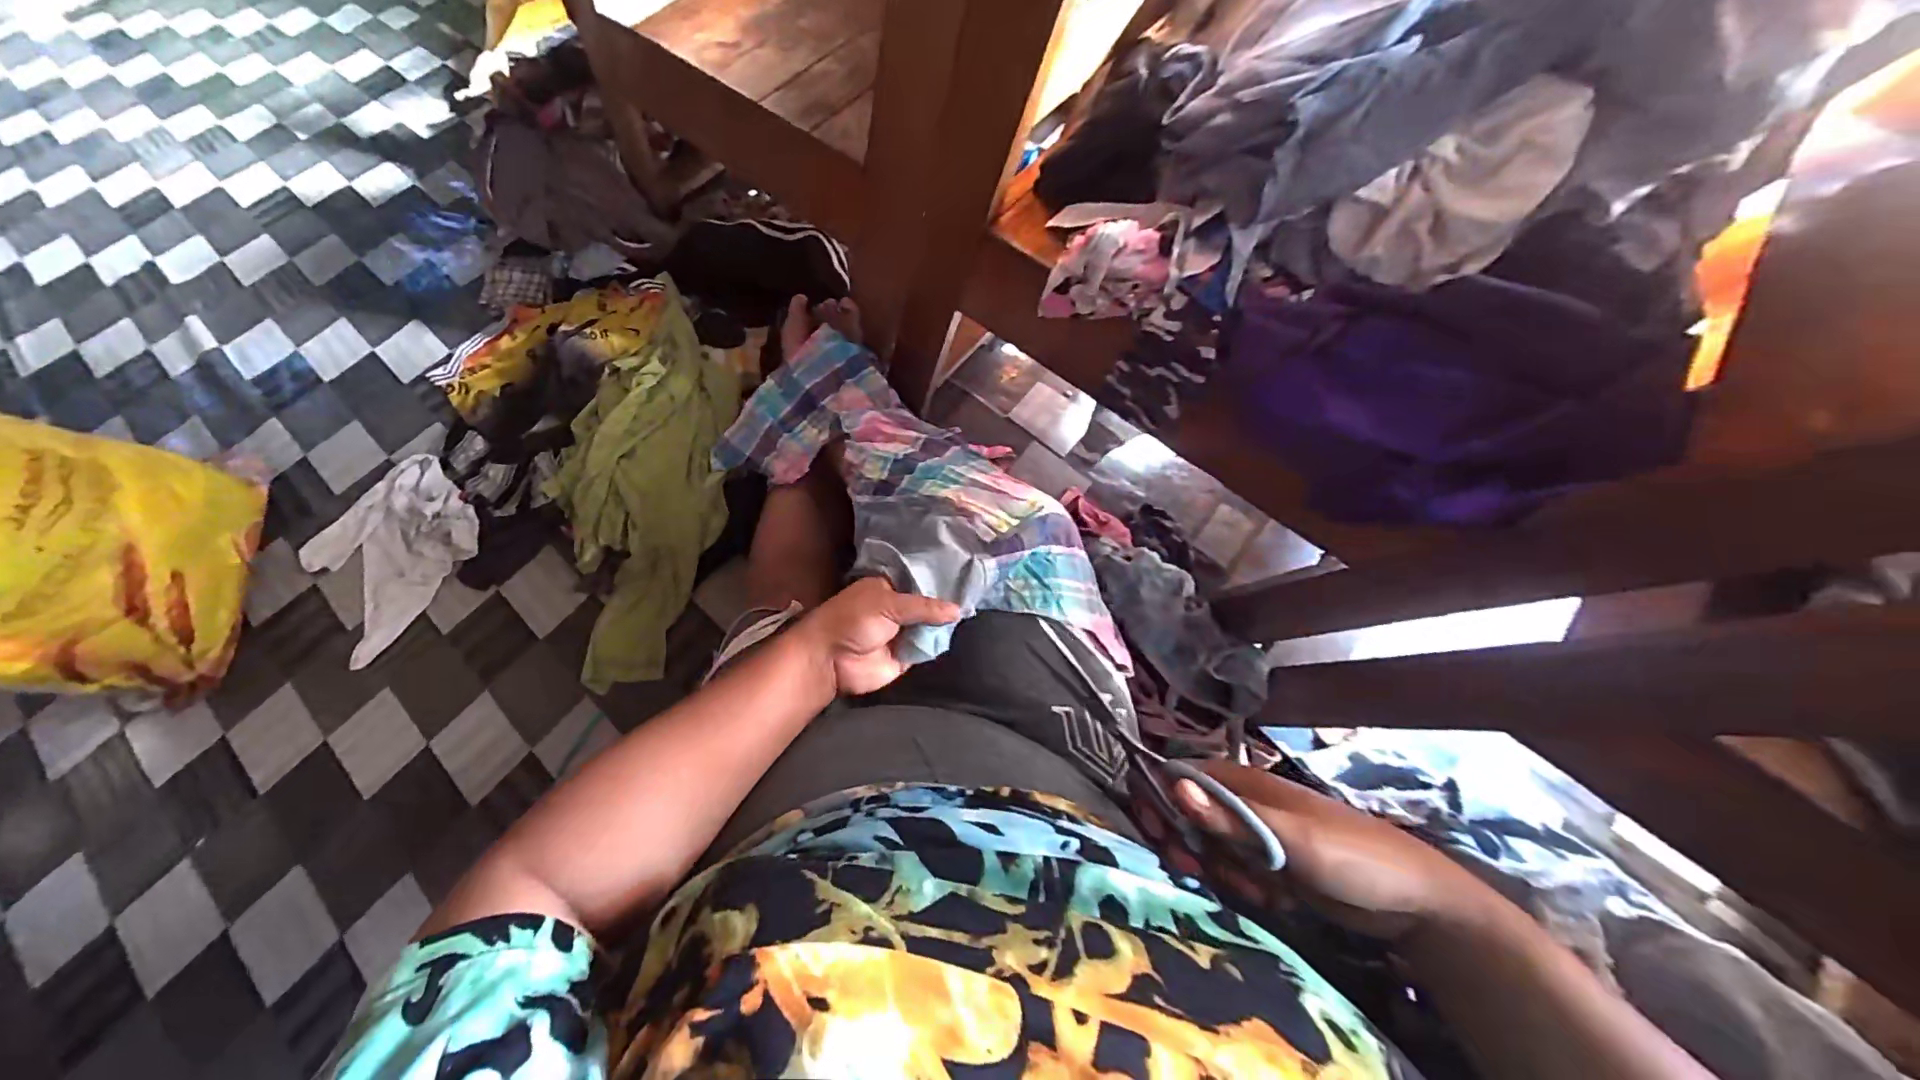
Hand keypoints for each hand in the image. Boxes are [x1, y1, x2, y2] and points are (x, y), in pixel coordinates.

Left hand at [790, 577, 961, 695]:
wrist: (830, 660)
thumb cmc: (852, 620)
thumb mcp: (888, 604)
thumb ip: (924, 606)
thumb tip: (958, 610)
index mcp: (890, 587)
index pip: (922, 579)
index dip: (942, 577)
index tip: (969, 571)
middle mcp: (900, 607)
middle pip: (931, 602)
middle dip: (949, 600)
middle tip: (978, 591)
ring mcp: (905, 631)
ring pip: (933, 625)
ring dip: (947, 622)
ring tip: (977, 608)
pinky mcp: (908, 655)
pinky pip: (930, 647)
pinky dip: (941, 642)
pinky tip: (963, 631)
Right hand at [1170, 761, 1501, 940]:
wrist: (1417, 903)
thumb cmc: (1354, 856)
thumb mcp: (1289, 839)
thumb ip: (1231, 816)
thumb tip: (1174, 783)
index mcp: (1244, 781)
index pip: (1179, 775)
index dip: (1159, 797)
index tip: (1156, 831)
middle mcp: (1243, 802)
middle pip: (1187, 814)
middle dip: (1189, 844)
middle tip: (1201, 870)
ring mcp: (1256, 835)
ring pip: (1209, 847)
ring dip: (1220, 871)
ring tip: (1254, 890)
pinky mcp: (1269, 865)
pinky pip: (1234, 872)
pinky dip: (1242, 886)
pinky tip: (1271, 899)